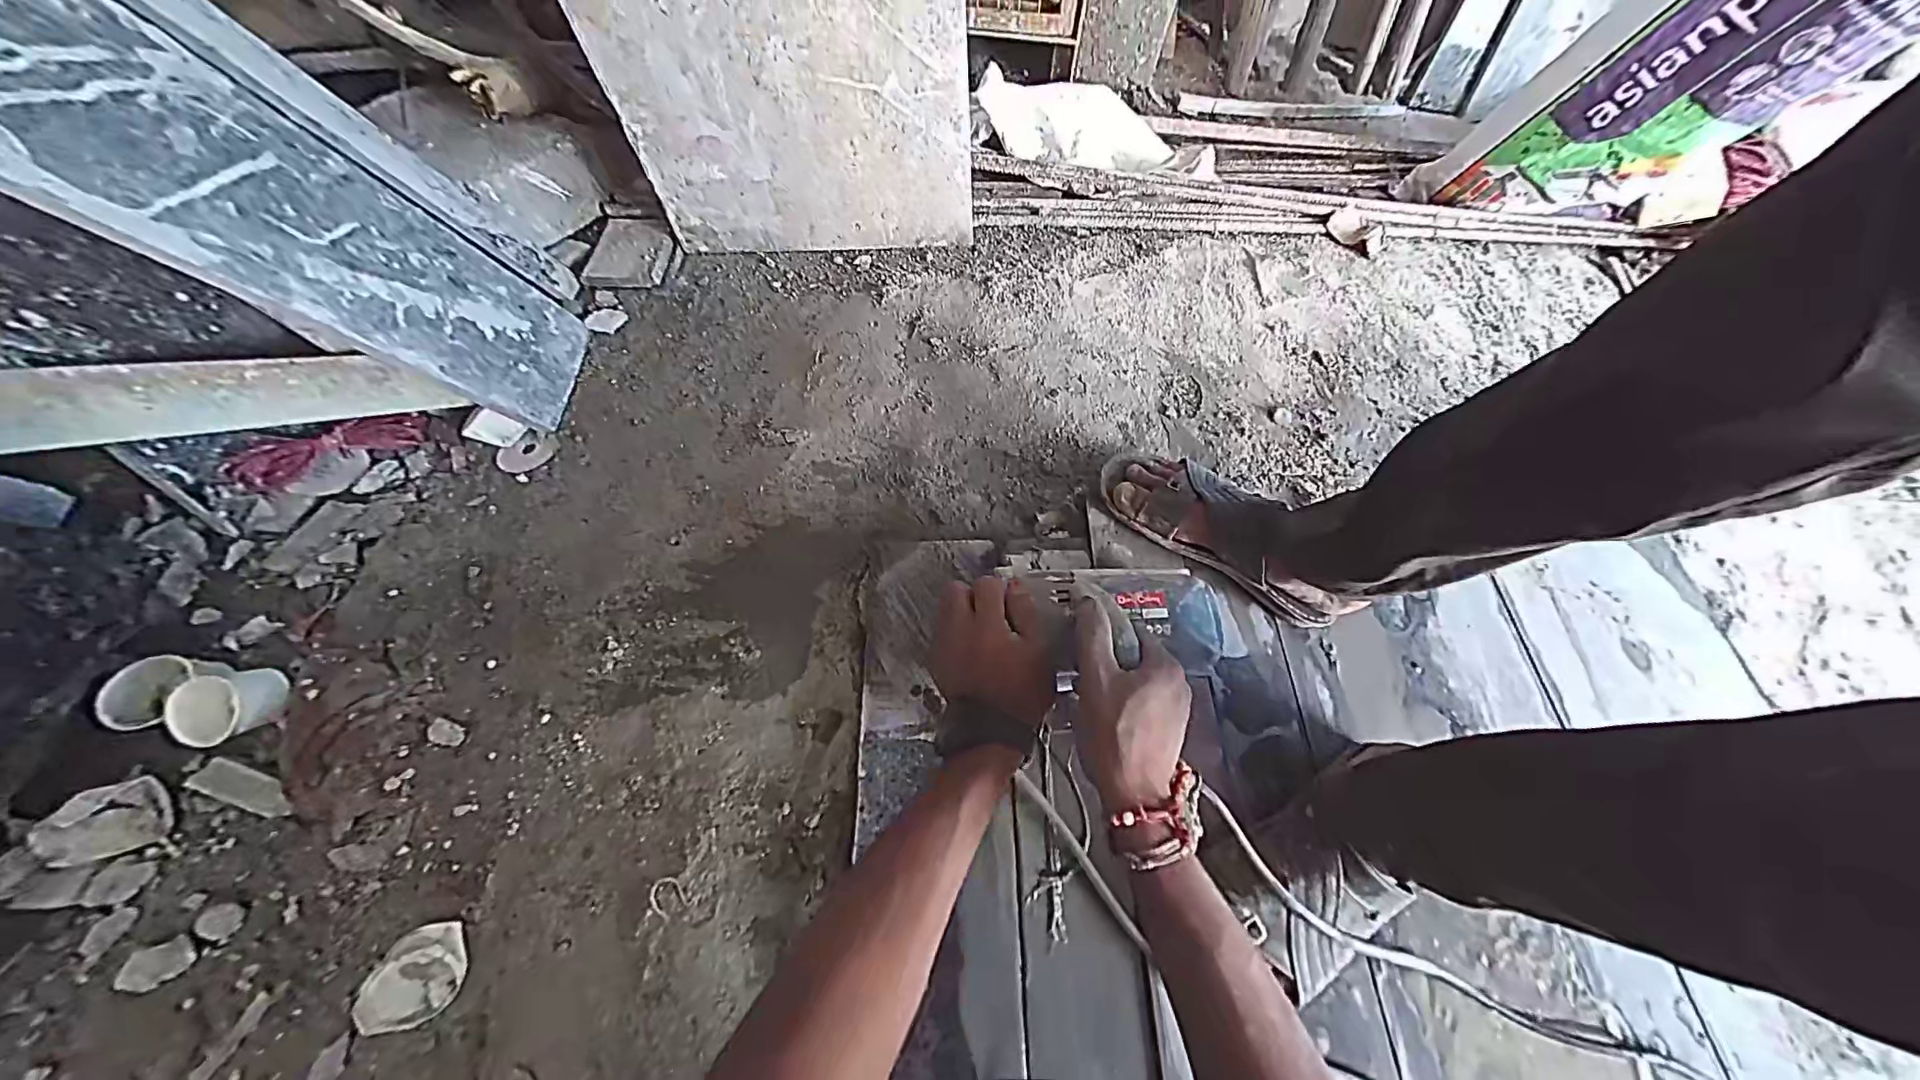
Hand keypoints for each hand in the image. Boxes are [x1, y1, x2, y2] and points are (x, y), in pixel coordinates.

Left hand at [930, 576, 1055, 726]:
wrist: (991, 732)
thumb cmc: (1020, 696)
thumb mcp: (1038, 653)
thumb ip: (1026, 615)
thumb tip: (1016, 589)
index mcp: (987, 625)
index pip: (987, 584)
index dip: (1002, 591)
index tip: (1011, 604)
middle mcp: (959, 630)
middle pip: (956, 590)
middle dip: (974, 595)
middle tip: (992, 612)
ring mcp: (944, 644)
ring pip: (946, 609)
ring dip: (963, 612)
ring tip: (982, 630)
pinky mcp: (936, 659)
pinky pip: (943, 632)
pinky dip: (956, 633)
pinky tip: (972, 649)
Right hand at [1074, 594, 1190, 810]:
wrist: (1133, 796)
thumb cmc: (1114, 738)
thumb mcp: (1096, 678)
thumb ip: (1093, 635)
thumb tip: (1090, 604)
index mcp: (1167, 665)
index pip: (1129, 631)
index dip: (1101, 635)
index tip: (1080, 648)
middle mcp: (1178, 684)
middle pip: (1131, 657)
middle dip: (1105, 663)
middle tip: (1080, 679)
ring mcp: (1175, 710)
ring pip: (1134, 682)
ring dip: (1110, 685)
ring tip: (1088, 702)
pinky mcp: (1167, 731)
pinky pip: (1139, 704)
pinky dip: (1121, 705)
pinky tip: (1103, 720)